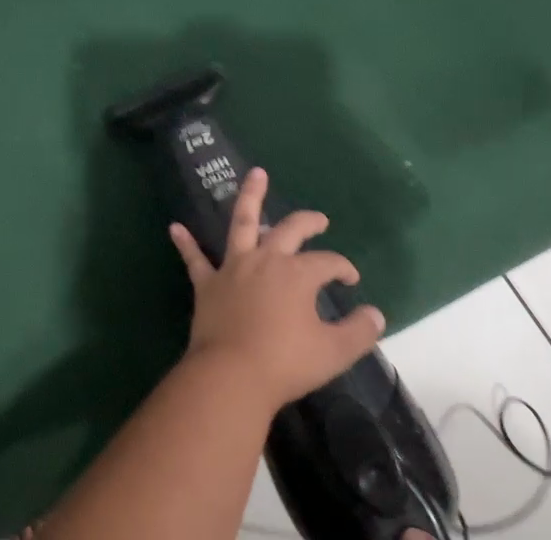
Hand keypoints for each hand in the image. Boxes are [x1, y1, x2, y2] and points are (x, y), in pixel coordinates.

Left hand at [167, 167, 385, 410]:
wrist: (232, 374)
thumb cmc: (286, 362)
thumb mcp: (334, 351)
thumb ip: (359, 331)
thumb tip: (376, 315)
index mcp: (297, 274)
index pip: (328, 262)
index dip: (343, 268)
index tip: (351, 281)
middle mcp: (265, 260)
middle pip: (289, 230)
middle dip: (307, 222)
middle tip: (319, 220)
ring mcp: (232, 268)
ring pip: (241, 223)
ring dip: (249, 197)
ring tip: (255, 174)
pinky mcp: (207, 284)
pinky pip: (194, 259)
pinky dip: (185, 242)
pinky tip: (174, 227)